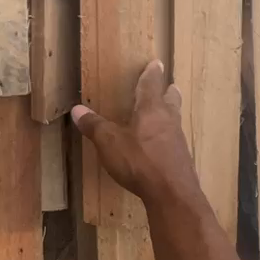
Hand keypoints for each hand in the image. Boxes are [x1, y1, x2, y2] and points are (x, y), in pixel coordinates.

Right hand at [71, 60, 200, 205]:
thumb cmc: (140, 162)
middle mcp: (168, 121)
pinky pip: (175, 141)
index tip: (156, 63)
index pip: (151, 84)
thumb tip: (77, 110)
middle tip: (170, 86)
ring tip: (165, 114)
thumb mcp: (109, 143)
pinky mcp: (182, 161)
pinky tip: (163, 146)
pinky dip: (168, 137)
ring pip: (175, 120)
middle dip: (168, 92)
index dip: (151, 73)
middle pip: (171, 100)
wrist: (173, 196)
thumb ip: (94, 126)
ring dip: (170, 114)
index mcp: (151, 110)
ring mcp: (178, 142)